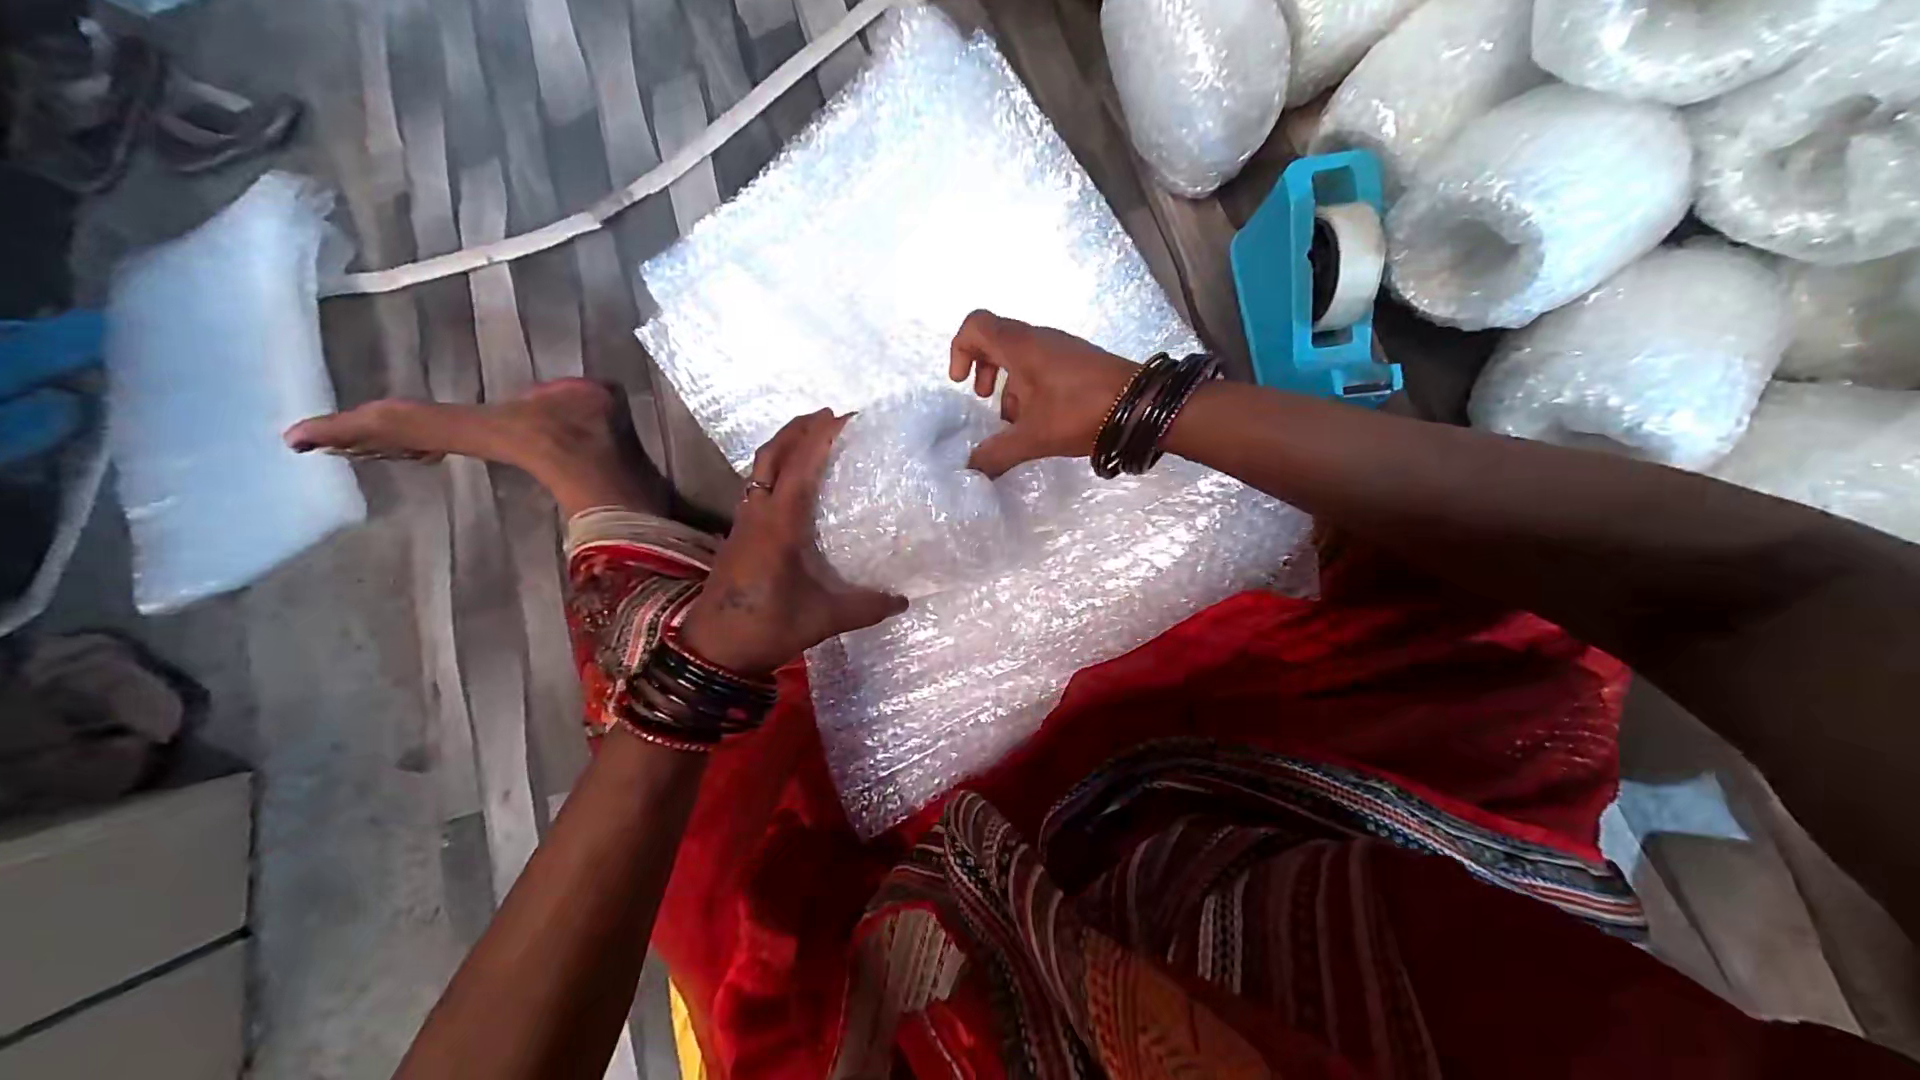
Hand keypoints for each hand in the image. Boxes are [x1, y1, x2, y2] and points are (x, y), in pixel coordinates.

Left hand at [677, 410, 908, 676]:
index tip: (848, 418)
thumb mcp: (823, 619)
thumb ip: (866, 607)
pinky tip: (795, 483)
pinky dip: (776, 470)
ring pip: (760, 468)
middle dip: (799, 429)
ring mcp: (744, 522)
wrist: (712, 649)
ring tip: (814, 438)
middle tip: (830, 416)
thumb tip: (903, 600)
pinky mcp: (739, 534)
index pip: (800, 466)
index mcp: (778, 525)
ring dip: (785, 446)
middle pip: (772, 454)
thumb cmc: (766, 628)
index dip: (822, 436)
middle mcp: (758, 514)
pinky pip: (757, 486)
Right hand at [948, 310, 1138, 476]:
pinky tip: (1042, 421)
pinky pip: (1042, 367)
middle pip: (996, 341)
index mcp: (1020, 345)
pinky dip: (1031, 389)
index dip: (959, 349)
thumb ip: (997, 453)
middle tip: (984, 399)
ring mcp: (1062, 349)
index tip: (962, 383)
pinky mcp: (1079, 363)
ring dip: (1009, 386)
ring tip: (1015, 421)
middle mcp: (1039, 339)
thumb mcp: (1033, 436)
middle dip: (983, 371)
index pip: (976, 325)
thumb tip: (971, 469)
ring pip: (1021, 358)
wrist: (1143, 405)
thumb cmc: (1080, 411)